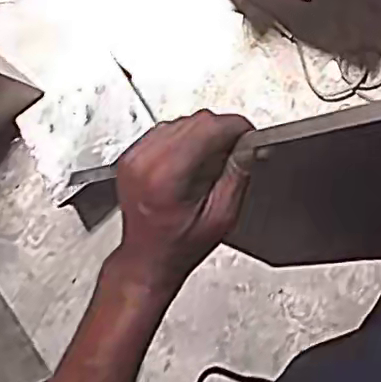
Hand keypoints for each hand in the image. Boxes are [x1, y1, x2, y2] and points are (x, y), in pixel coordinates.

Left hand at [110, 110, 253, 295]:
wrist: (146, 260)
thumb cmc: (178, 245)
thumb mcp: (221, 216)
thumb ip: (237, 175)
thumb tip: (249, 144)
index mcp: (167, 176)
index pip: (209, 127)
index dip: (236, 128)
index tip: (248, 135)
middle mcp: (146, 161)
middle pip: (197, 121)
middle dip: (222, 131)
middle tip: (234, 150)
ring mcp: (135, 156)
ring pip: (183, 121)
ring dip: (203, 133)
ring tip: (210, 160)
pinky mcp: (131, 155)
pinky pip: (166, 129)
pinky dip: (184, 137)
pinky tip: (190, 159)